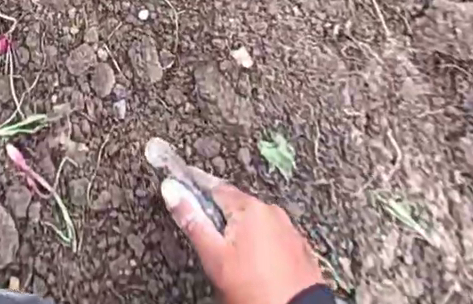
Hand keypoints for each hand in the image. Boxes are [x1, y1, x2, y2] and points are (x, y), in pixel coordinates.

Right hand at [161, 175, 324, 303]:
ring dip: (244, 233)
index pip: (216, 188)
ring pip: (257, 224)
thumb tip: (170, 188)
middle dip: (222, 218)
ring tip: (234, 258)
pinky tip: (257, 266)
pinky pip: (274, 239)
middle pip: (238, 207)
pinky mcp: (302, 250)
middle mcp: (272, 210)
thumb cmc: (253, 289)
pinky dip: (263, 246)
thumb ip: (193, 221)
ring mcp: (290, 230)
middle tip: (210, 239)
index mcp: (250, 207)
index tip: (184, 182)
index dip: (198, 187)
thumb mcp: (216, 258)